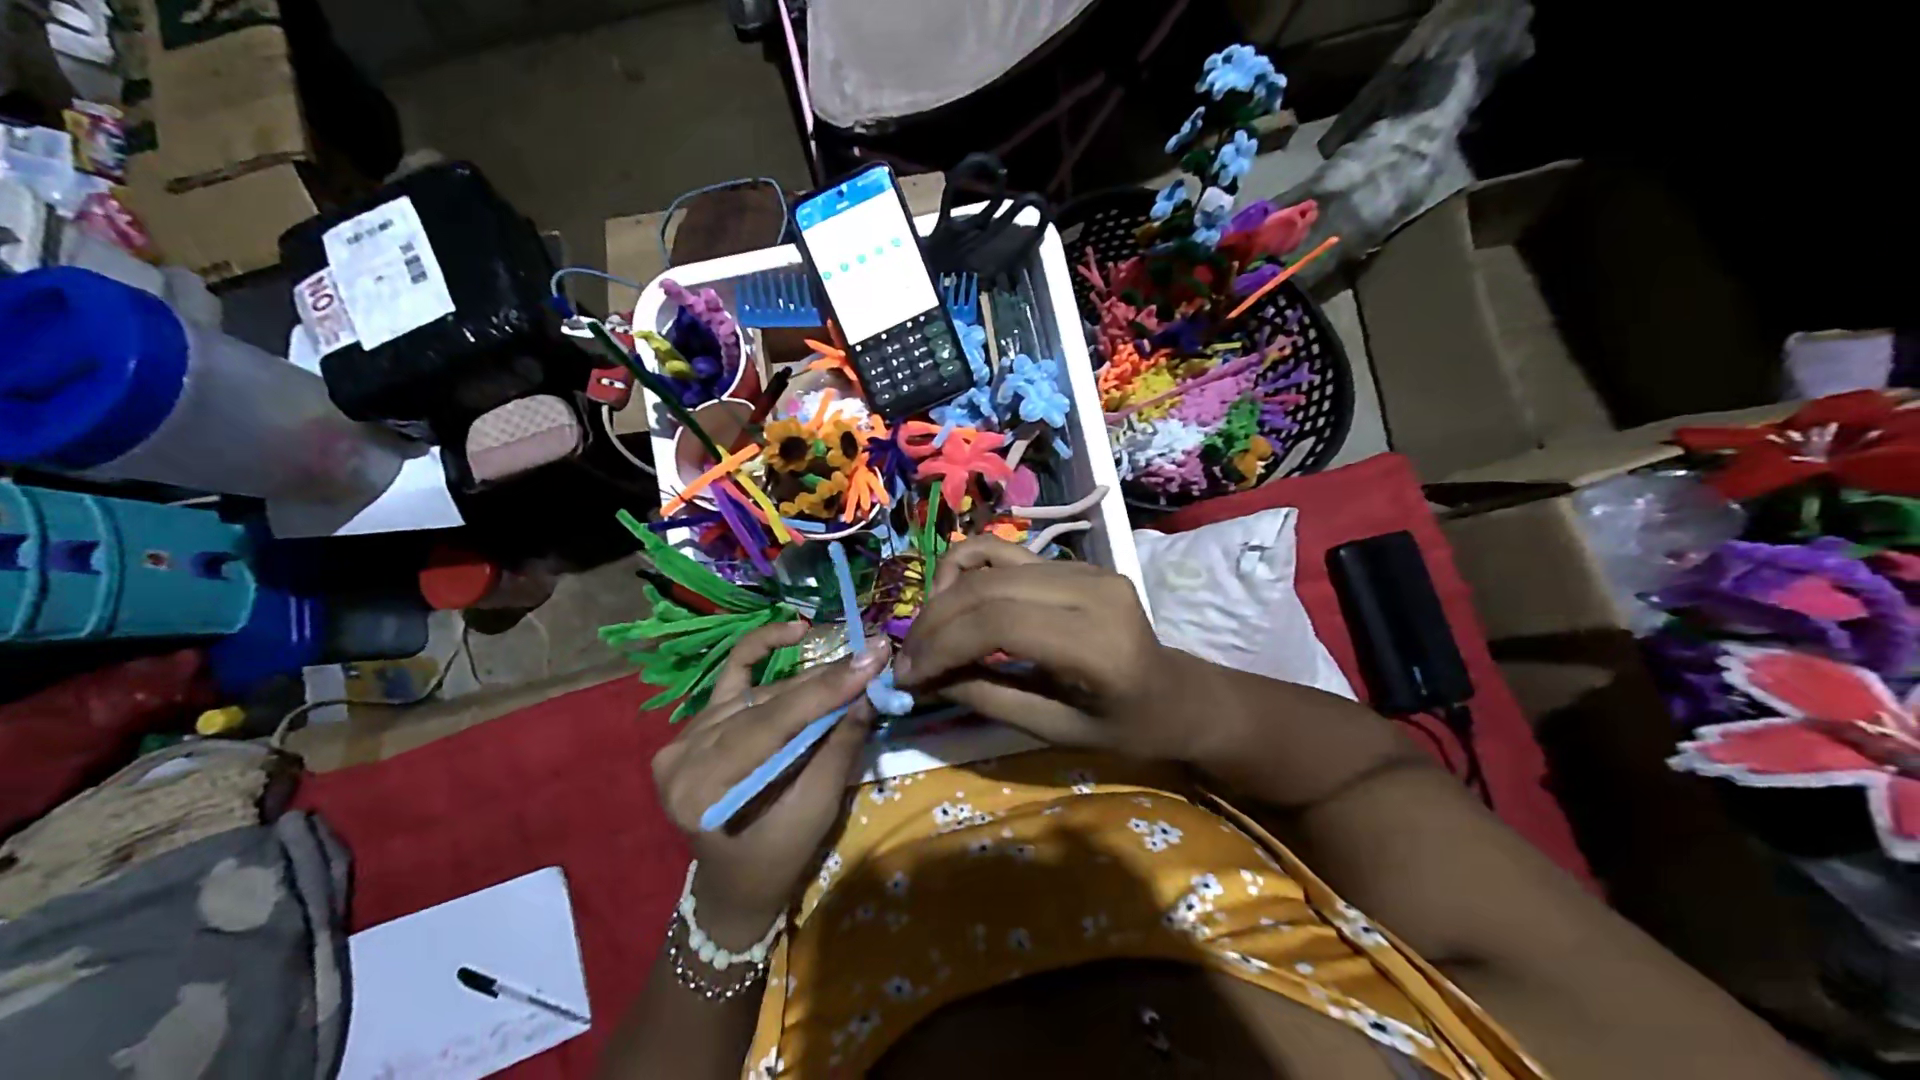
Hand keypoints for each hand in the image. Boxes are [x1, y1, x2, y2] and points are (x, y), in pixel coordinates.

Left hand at [651, 622, 888, 946]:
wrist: (735, 882)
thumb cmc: (778, 857)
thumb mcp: (816, 808)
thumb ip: (838, 744)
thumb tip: (870, 689)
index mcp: (704, 789)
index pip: (772, 723)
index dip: (826, 689)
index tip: (872, 657)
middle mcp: (682, 756)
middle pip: (766, 704)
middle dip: (825, 681)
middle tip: (873, 655)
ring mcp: (682, 738)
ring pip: (758, 693)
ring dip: (807, 681)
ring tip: (851, 666)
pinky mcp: (692, 727)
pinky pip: (730, 679)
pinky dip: (761, 650)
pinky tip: (792, 631)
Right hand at [896, 537, 1214, 763]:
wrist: (1178, 693)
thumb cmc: (1125, 727)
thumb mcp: (1055, 730)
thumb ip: (987, 697)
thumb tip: (923, 678)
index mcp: (1097, 643)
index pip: (998, 624)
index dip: (942, 645)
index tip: (908, 676)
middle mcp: (1091, 590)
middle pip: (986, 589)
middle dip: (934, 623)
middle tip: (908, 659)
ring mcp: (1083, 567)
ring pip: (988, 565)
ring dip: (943, 597)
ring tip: (928, 634)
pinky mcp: (1073, 561)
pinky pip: (1005, 552)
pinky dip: (968, 569)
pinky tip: (954, 597)